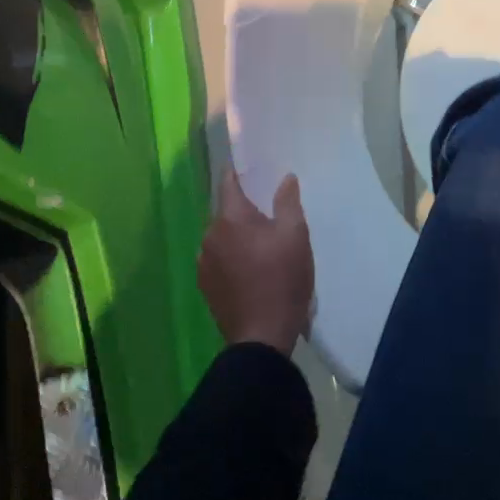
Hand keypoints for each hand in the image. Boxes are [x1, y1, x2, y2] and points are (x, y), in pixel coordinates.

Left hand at [198, 166, 314, 355]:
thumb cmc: (283, 277)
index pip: (228, 185)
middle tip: (269, 212)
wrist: (262, 334)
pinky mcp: (205, 286)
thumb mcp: (296, 234)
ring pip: (222, 237)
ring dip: (238, 234)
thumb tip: (286, 178)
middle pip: (226, 212)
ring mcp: (203, 263)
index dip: (236, 172)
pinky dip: (232, 255)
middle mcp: (209, 237)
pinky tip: (251, 266)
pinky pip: (219, 258)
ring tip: (262, 243)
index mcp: (230, 219)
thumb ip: (288, 202)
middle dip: (244, 209)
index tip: (246, 165)